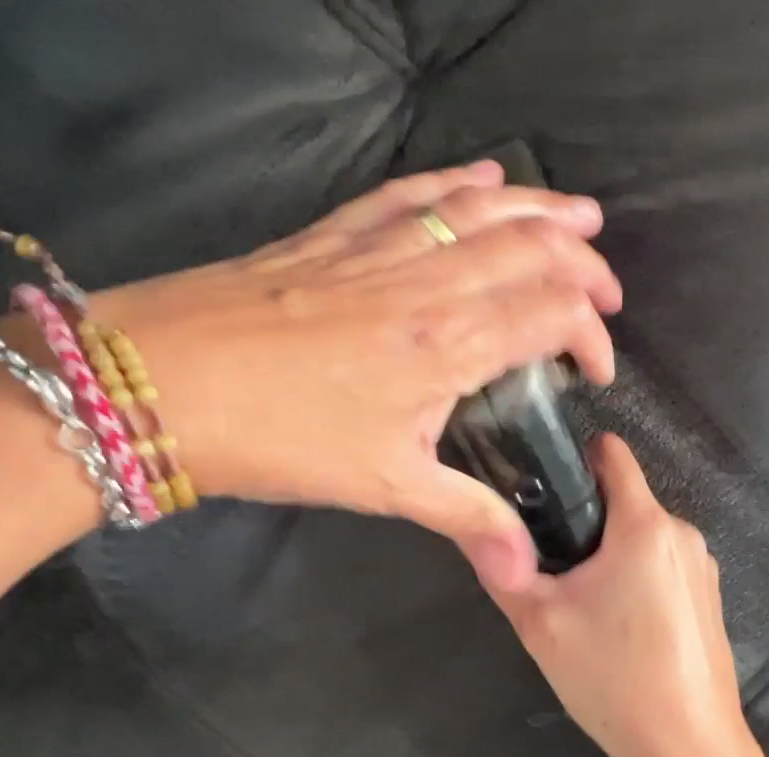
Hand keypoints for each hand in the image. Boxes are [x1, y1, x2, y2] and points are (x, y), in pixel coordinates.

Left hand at [96, 160, 622, 589]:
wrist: (160, 382)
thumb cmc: (282, 438)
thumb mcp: (385, 486)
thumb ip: (467, 516)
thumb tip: (524, 568)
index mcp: (450, 344)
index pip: (552, 314)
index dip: (592, 336)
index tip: (596, 372)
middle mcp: (429, 282)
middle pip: (530, 250)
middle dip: (583, 265)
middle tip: (608, 288)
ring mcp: (382, 249)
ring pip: (481, 209)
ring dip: (540, 209)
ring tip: (580, 215)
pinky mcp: (337, 234)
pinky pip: (413, 193)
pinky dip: (457, 181)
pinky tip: (485, 176)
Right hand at [481, 435, 768, 756]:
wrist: (688, 749)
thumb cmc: (612, 678)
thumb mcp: (538, 623)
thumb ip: (501, 566)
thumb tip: (470, 523)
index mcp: (646, 524)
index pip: (611, 454)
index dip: (571, 460)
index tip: (540, 492)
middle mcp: (683, 533)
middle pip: (622, 502)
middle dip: (584, 526)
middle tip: (551, 574)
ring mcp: (703, 568)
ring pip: (641, 540)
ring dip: (609, 559)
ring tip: (583, 612)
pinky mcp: (710, 600)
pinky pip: (662, 570)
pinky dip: (636, 584)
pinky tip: (620, 634)